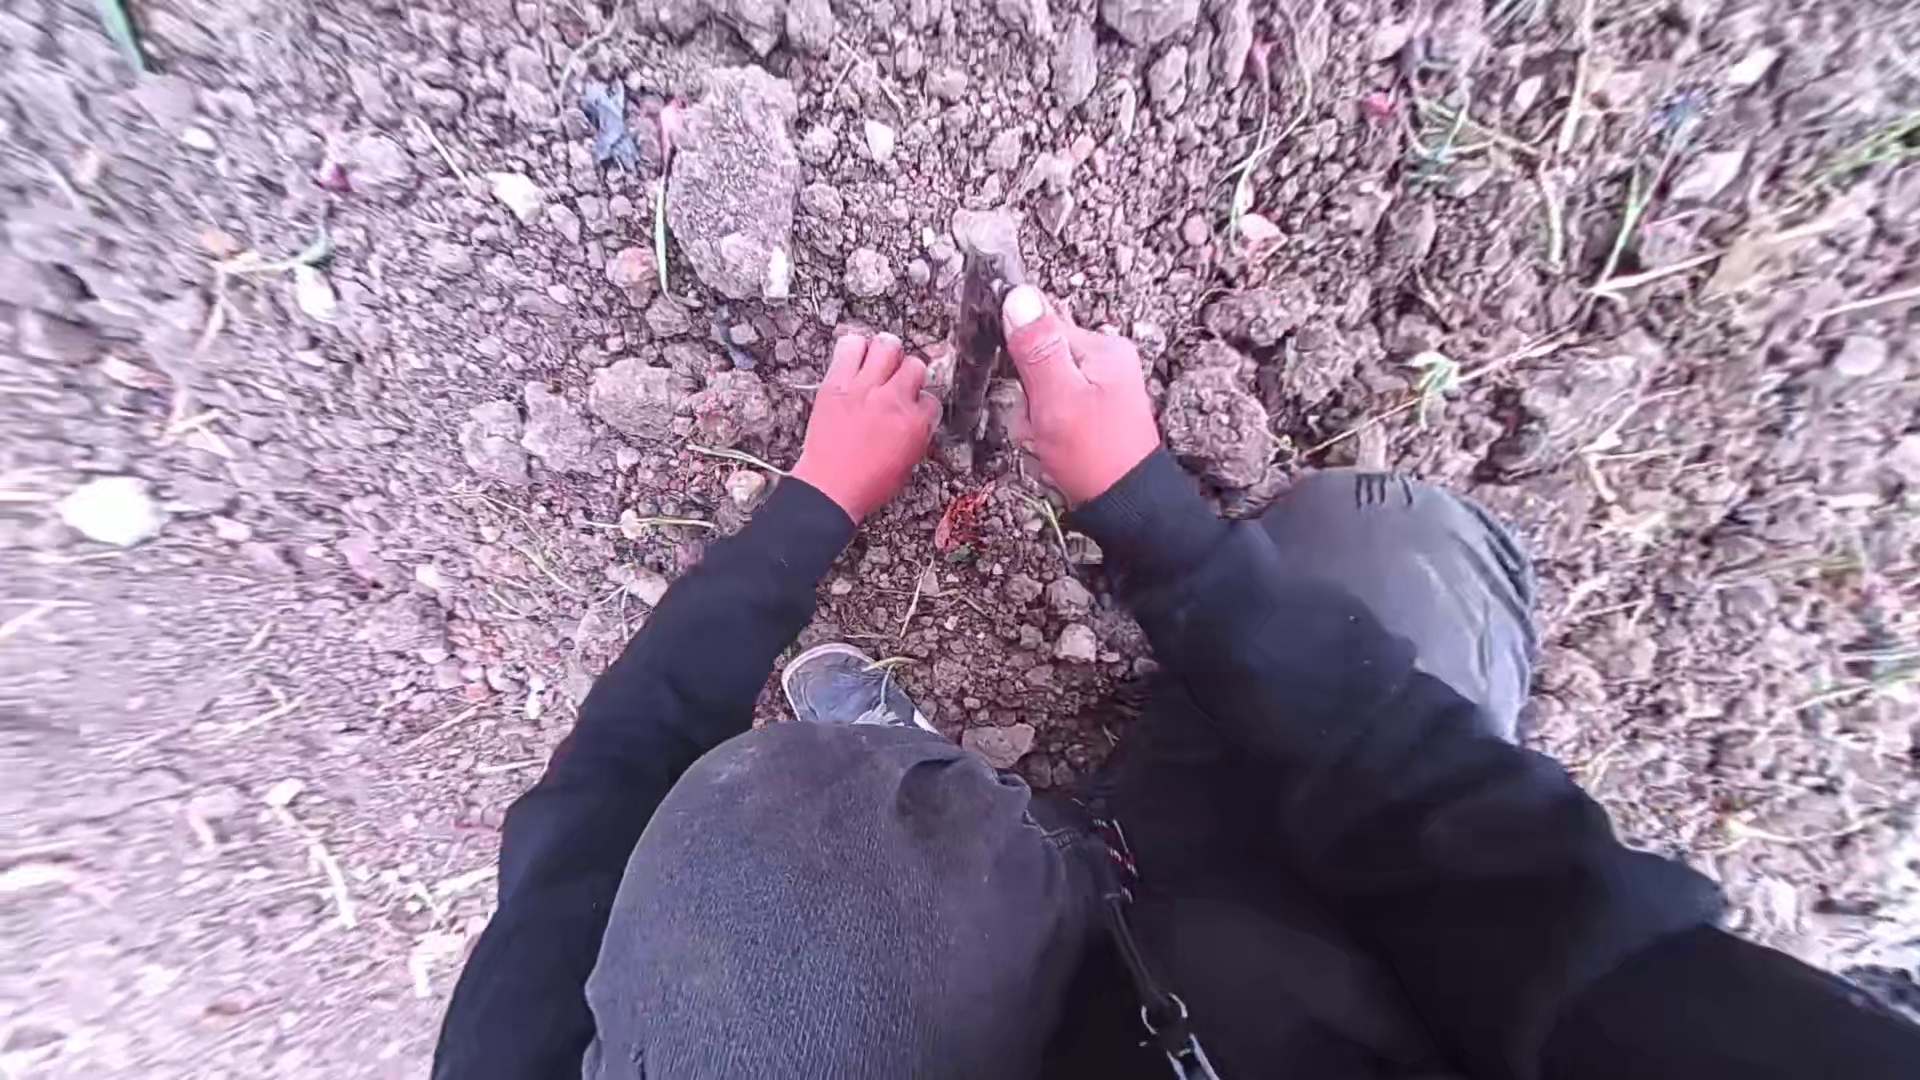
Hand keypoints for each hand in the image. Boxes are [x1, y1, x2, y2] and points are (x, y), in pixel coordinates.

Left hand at [792, 333, 939, 522]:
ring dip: (885, 353)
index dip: (921, 401)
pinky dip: (854, 347)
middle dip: (909, 372)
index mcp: (915, 423)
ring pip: (886, 345)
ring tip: (879, 363)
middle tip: (899, 381)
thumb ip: (916, 433)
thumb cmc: (867, 483)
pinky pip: (849, 347)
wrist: (830, 488)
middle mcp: (893, 400)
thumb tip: (917, 418)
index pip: (931, 398)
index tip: (913, 405)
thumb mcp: (907, 463)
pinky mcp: (836, 384)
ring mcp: (864, 388)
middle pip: (914, 364)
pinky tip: (855, 358)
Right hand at [1001, 286, 1159, 504]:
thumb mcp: (1057, 399)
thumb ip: (1038, 348)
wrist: (1124, 506)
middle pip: (1040, 362)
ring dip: (1035, 420)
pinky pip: (1053, 411)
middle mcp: (1104, 362)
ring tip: (1050, 441)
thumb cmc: (1094, 456)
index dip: (1022, 359)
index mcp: (1102, 348)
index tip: (1026, 389)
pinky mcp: (1093, 412)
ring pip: (1042, 391)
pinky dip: (1046, 432)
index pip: (1042, 328)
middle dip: (1030, 398)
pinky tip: (1055, 449)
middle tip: (1043, 424)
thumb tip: (1018, 296)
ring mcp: (1100, 388)